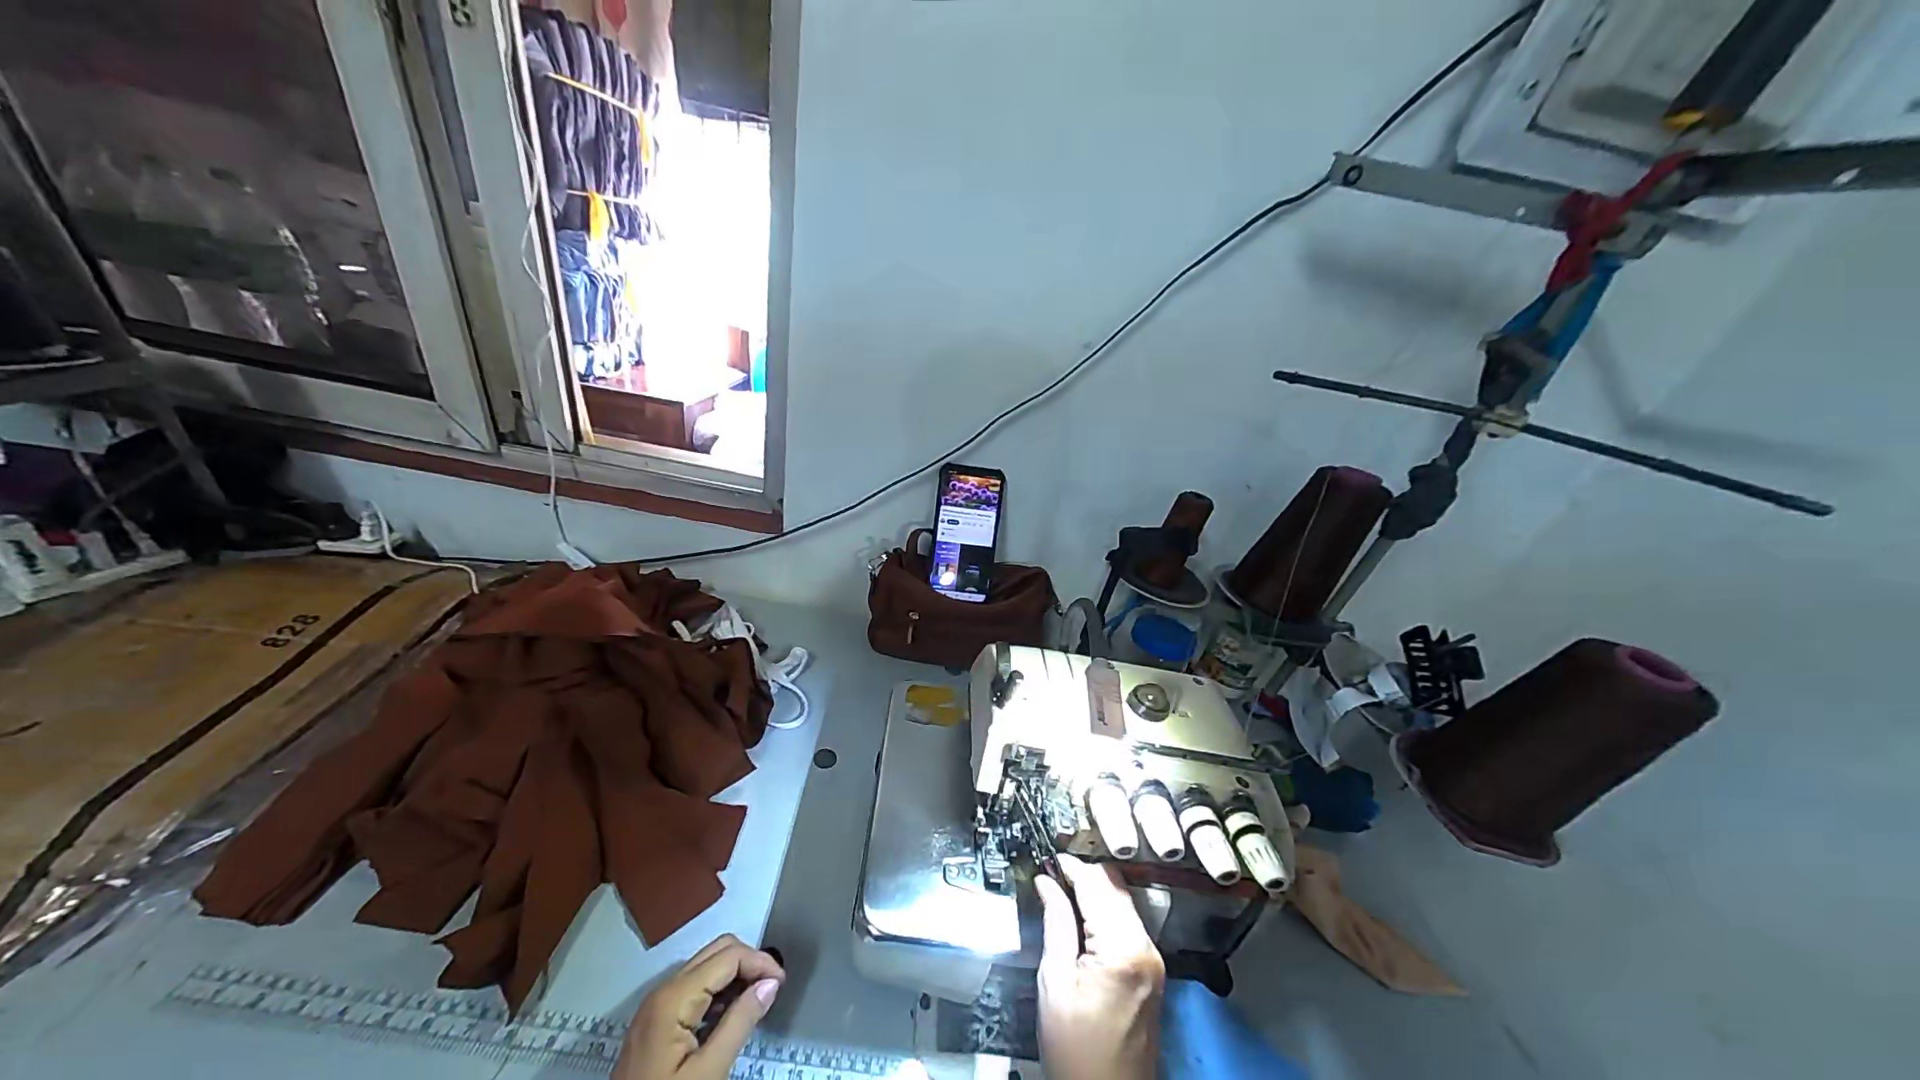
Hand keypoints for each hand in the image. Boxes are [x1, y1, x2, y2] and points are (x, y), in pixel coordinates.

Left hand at [615, 933, 784, 1079]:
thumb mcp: (708, 1072)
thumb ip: (740, 1022)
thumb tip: (770, 983)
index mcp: (674, 998)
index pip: (728, 956)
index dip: (760, 962)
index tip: (782, 985)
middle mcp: (664, 989)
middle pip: (717, 951)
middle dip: (749, 962)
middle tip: (771, 990)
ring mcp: (657, 1004)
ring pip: (707, 965)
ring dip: (736, 974)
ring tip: (757, 1001)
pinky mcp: (657, 1019)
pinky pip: (695, 986)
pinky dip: (720, 989)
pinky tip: (732, 1013)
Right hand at [1034, 854, 1165, 1079]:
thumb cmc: (1077, 1052)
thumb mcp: (1055, 982)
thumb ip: (1056, 924)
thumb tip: (1048, 883)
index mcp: (1122, 948)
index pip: (1095, 884)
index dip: (1069, 866)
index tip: (1047, 859)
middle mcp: (1146, 948)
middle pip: (1114, 887)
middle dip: (1083, 875)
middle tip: (1051, 875)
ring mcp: (1153, 961)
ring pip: (1123, 902)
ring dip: (1094, 892)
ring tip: (1061, 894)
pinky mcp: (1152, 973)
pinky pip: (1128, 924)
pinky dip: (1105, 913)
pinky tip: (1082, 919)